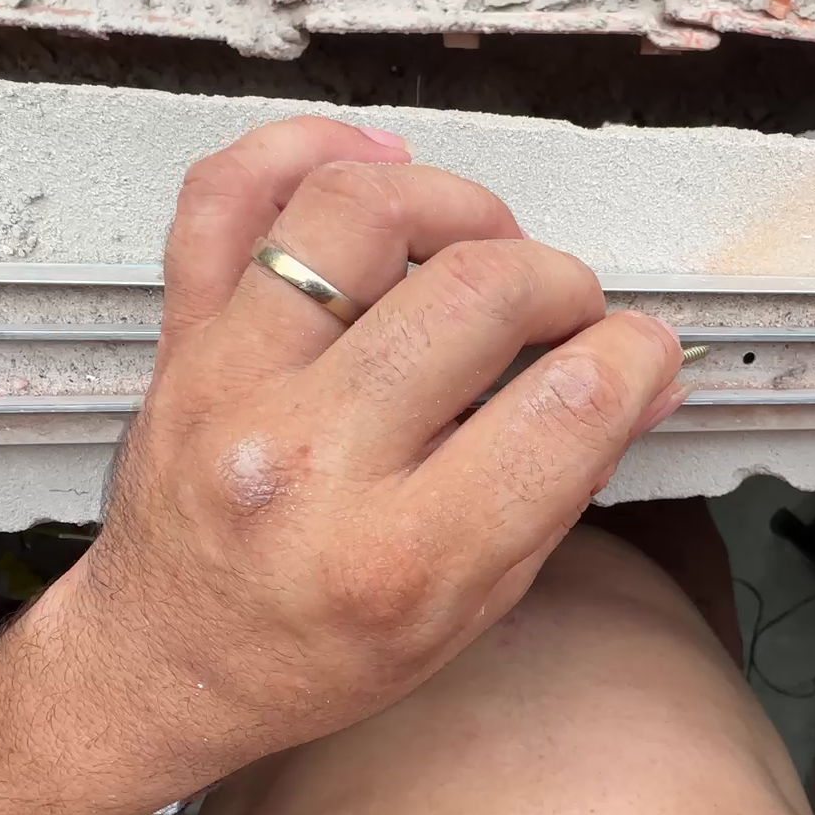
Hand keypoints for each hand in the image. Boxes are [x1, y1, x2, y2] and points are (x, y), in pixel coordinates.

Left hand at [54, 119, 685, 779]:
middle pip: (479, 293)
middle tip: (568, 312)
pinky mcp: (184, 346)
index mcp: (403, 557)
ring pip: (358, 213)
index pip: (567, 410)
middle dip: (562, 283)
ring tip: (485, 244)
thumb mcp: (472, 607)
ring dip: (459, 205)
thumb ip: (562, 490)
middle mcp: (312, 463)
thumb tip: (641, 389)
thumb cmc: (319, 655)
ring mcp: (232, 389)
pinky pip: (227, 198)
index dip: (636, 358)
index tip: (641, 353)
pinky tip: (372, 168)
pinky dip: (306, 151)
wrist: (172, 663)